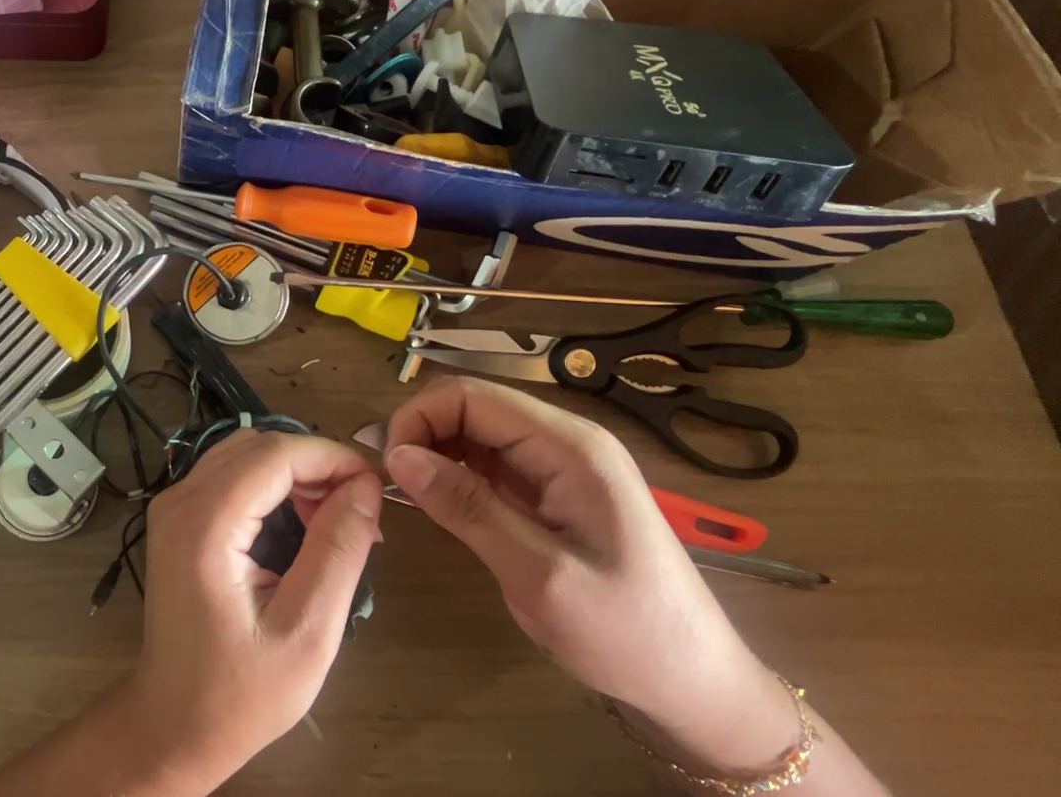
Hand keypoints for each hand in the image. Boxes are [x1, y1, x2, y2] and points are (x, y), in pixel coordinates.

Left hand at [128, 430, 383, 787]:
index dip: (331, 457)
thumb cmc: (240, 691)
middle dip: (316, 464)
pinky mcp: (177, 518)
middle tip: (362, 510)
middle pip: (257, 446)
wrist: (174, 721)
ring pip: (243, 455)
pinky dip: (271, 484)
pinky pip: (229, 476)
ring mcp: (172, 507)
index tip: (377, 485)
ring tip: (336, 519)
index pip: (274, 454)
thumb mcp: (306, 631)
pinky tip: (301, 522)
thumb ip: (337, 551)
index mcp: (204, 526)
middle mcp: (178, 501)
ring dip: (295, 472)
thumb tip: (366, 487)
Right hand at [374, 378, 800, 773]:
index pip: (470, 396)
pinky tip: (437, 504)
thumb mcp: (538, 574)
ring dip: (433, 453)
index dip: (418, 418)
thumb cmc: (626, 632)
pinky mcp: (550, 492)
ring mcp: (558, 466)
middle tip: (388, 483)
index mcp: (570, 448)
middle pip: (470, 406)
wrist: (694, 683)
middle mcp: (564, 443)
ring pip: (474, 432)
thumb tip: (397, 455)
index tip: (387, 467)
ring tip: (408, 496)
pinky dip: (453, 474)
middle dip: (421, 433)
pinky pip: (488, 463)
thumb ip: (467, 508)